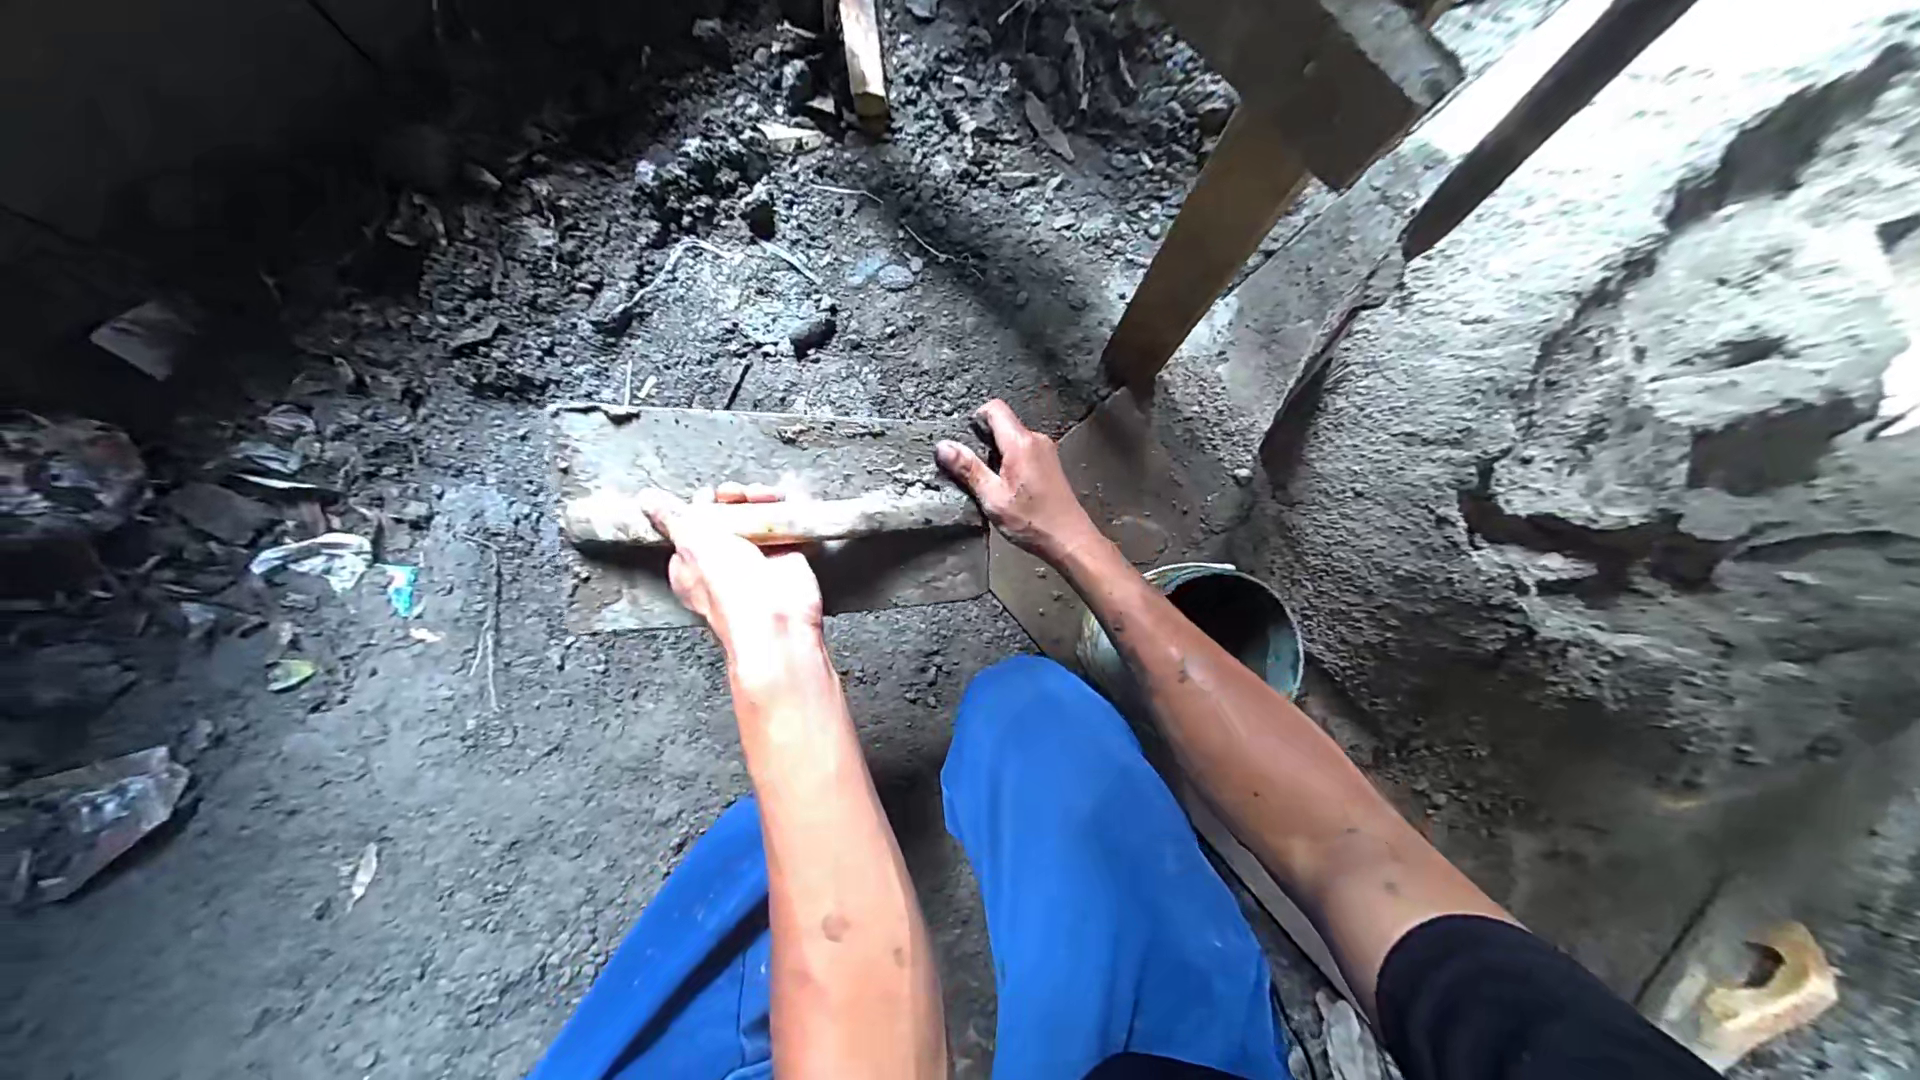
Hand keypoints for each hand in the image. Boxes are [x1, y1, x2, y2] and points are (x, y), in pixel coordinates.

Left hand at [640, 483, 823, 661]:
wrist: (775, 615)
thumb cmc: (728, 590)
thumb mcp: (690, 543)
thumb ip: (671, 518)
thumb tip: (648, 500)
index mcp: (693, 562)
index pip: (694, 523)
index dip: (702, 506)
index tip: (710, 495)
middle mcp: (725, 559)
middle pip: (729, 513)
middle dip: (734, 498)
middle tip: (737, 496)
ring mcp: (757, 557)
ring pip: (758, 514)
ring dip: (760, 499)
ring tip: (762, 498)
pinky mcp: (787, 555)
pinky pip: (786, 523)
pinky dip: (786, 509)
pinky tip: (781, 502)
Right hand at [935, 399, 1100, 564]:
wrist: (1070, 540)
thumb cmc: (1034, 522)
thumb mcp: (993, 497)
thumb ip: (968, 469)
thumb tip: (944, 447)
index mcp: (1021, 443)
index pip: (994, 408)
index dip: (975, 419)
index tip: (965, 442)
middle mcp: (1036, 440)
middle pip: (1002, 424)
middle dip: (983, 442)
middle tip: (975, 472)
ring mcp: (1046, 451)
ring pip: (1012, 440)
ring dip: (997, 456)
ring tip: (992, 485)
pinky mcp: (1049, 464)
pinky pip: (1024, 452)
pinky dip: (1010, 464)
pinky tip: (1009, 490)